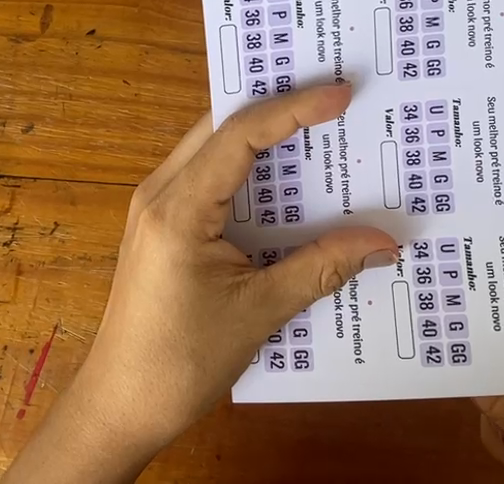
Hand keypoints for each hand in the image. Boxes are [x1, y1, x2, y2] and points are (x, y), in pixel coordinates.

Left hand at [4, 84, 398, 483]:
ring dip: (260, 131)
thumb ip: (321, 268)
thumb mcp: (259, 313)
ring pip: (212, 144)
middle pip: (222, 126)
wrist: (118, 409)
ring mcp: (155, 204)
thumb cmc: (181, 362)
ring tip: (313, 123)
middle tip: (331, 97)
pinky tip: (280, 174)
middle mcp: (160, 191)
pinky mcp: (161, 222)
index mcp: (179, 207)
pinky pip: (206, 171)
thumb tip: (385, 243)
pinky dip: (245, 162)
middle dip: (277, 105)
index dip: (293, 108)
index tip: (340, 95)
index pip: (240, 135)